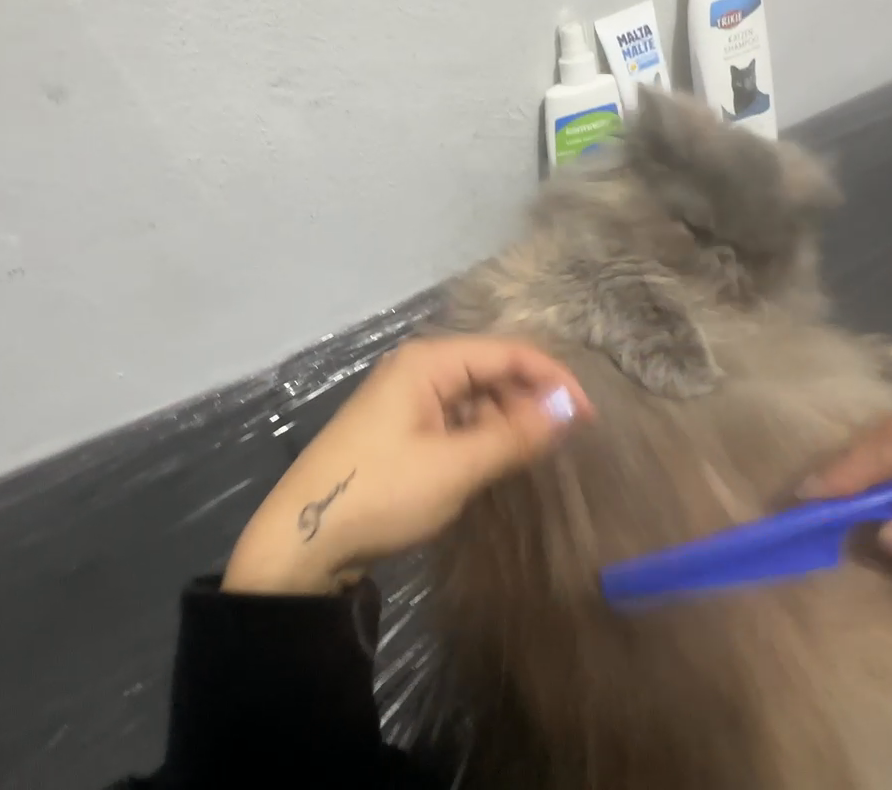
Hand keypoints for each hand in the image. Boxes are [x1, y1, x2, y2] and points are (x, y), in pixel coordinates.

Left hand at [222, 337, 590, 594]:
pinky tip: (497, 458)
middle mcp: (418, 369)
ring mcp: (407, 398)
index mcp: (428, 361)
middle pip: (491, 369)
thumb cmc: (382, 492)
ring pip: (475, 396)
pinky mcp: (402, 428)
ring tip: (535, 453)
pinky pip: (456, 419)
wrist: (303, 540)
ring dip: (508, 419)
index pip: (508, 352)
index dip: (553, 379)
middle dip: (531, 399)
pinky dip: (483, 435)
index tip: (588, 417)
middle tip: (565, 440)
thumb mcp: (455, 466)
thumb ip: (516, 435)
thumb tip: (569, 410)